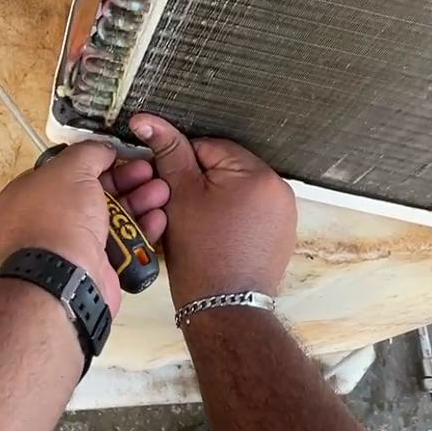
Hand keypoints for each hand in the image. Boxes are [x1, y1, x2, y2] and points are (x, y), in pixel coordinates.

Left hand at [0, 142, 169, 306]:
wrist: (65, 278)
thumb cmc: (59, 217)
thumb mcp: (72, 169)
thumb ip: (89, 152)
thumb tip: (104, 148)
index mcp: (31, 194)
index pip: (68, 170)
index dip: (98, 161)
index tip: (123, 154)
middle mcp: (48, 220)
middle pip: (95, 192)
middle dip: (127, 180)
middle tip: (150, 171)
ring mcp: (72, 246)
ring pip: (112, 217)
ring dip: (139, 202)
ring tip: (162, 191)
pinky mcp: (96, 267)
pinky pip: (122, 244)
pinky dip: (141, 230)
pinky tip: (159, 217)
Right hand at [130, 114, 295, 306]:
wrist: (225, 311)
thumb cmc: (200, 254)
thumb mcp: (179, 195)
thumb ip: (167, 151)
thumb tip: (147, 119)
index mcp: (257, 173)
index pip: (207, 147)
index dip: (182, 166)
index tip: (170, 190)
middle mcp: (279, 187)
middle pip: (224, 167)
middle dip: (201, 182)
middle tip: (182, 210)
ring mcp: (284, 212)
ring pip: (236, 188)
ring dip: (216, 198)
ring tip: (199, 225)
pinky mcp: (281, 233)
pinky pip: (250, 210)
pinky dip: (231, 216)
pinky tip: (216, 236)